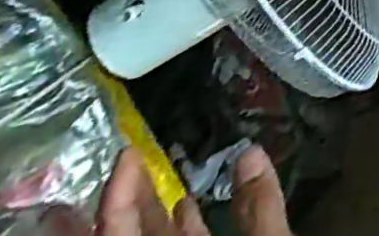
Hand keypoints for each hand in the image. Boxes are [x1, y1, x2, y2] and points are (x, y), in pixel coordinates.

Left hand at [97, 146, 292, 235]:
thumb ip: (261, 211)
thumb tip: (251, 153)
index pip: (117, 232)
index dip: (119, 192)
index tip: (129, 150)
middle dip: (125, 198)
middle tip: (131, 153)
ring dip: (148, 212)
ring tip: (151, 171)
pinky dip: (177, 232)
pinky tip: (186, 205)